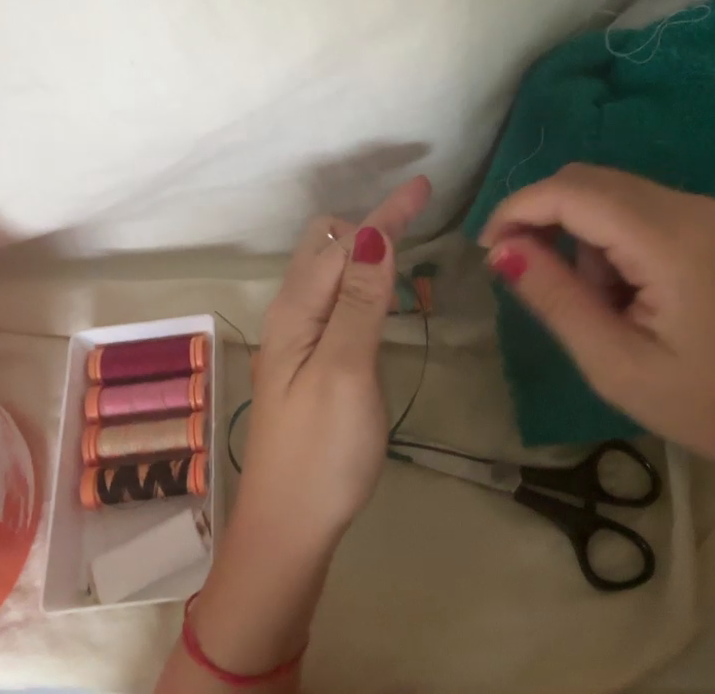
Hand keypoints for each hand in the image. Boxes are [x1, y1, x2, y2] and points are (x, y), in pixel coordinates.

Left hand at [234, 175, 432, 551]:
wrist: (288, 526)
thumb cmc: (322, 453)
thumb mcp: (347, 371)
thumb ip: (361, 302)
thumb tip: (373, 233)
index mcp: (298, 309)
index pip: (347, 243)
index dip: (387, 213)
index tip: (426, 187)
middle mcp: (291, 314)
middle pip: (326, 245)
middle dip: (369, 226)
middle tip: (419, 233)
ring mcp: (297, 338)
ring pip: (330, 272)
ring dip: (365, 254)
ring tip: (407, 259)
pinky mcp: (308, 361)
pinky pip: (335, 300)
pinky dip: (361, 284)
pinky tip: (380, 300)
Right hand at [477, 164, 714, 485]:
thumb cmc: (713, 406)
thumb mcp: (617, 364)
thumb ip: (555, 298)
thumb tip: (500, 250)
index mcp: (668, 239)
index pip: (569, 192)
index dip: (516, 211)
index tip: (487, 254)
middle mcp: (689, 207)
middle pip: (587, 181)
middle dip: (544, 220)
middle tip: (531, 282)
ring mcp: (707, 213)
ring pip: (610, 194)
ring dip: (581, 236)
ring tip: (600, 308)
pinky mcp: (713, 227)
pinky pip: (639, 211)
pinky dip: (611, 241)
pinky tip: (627, 295)